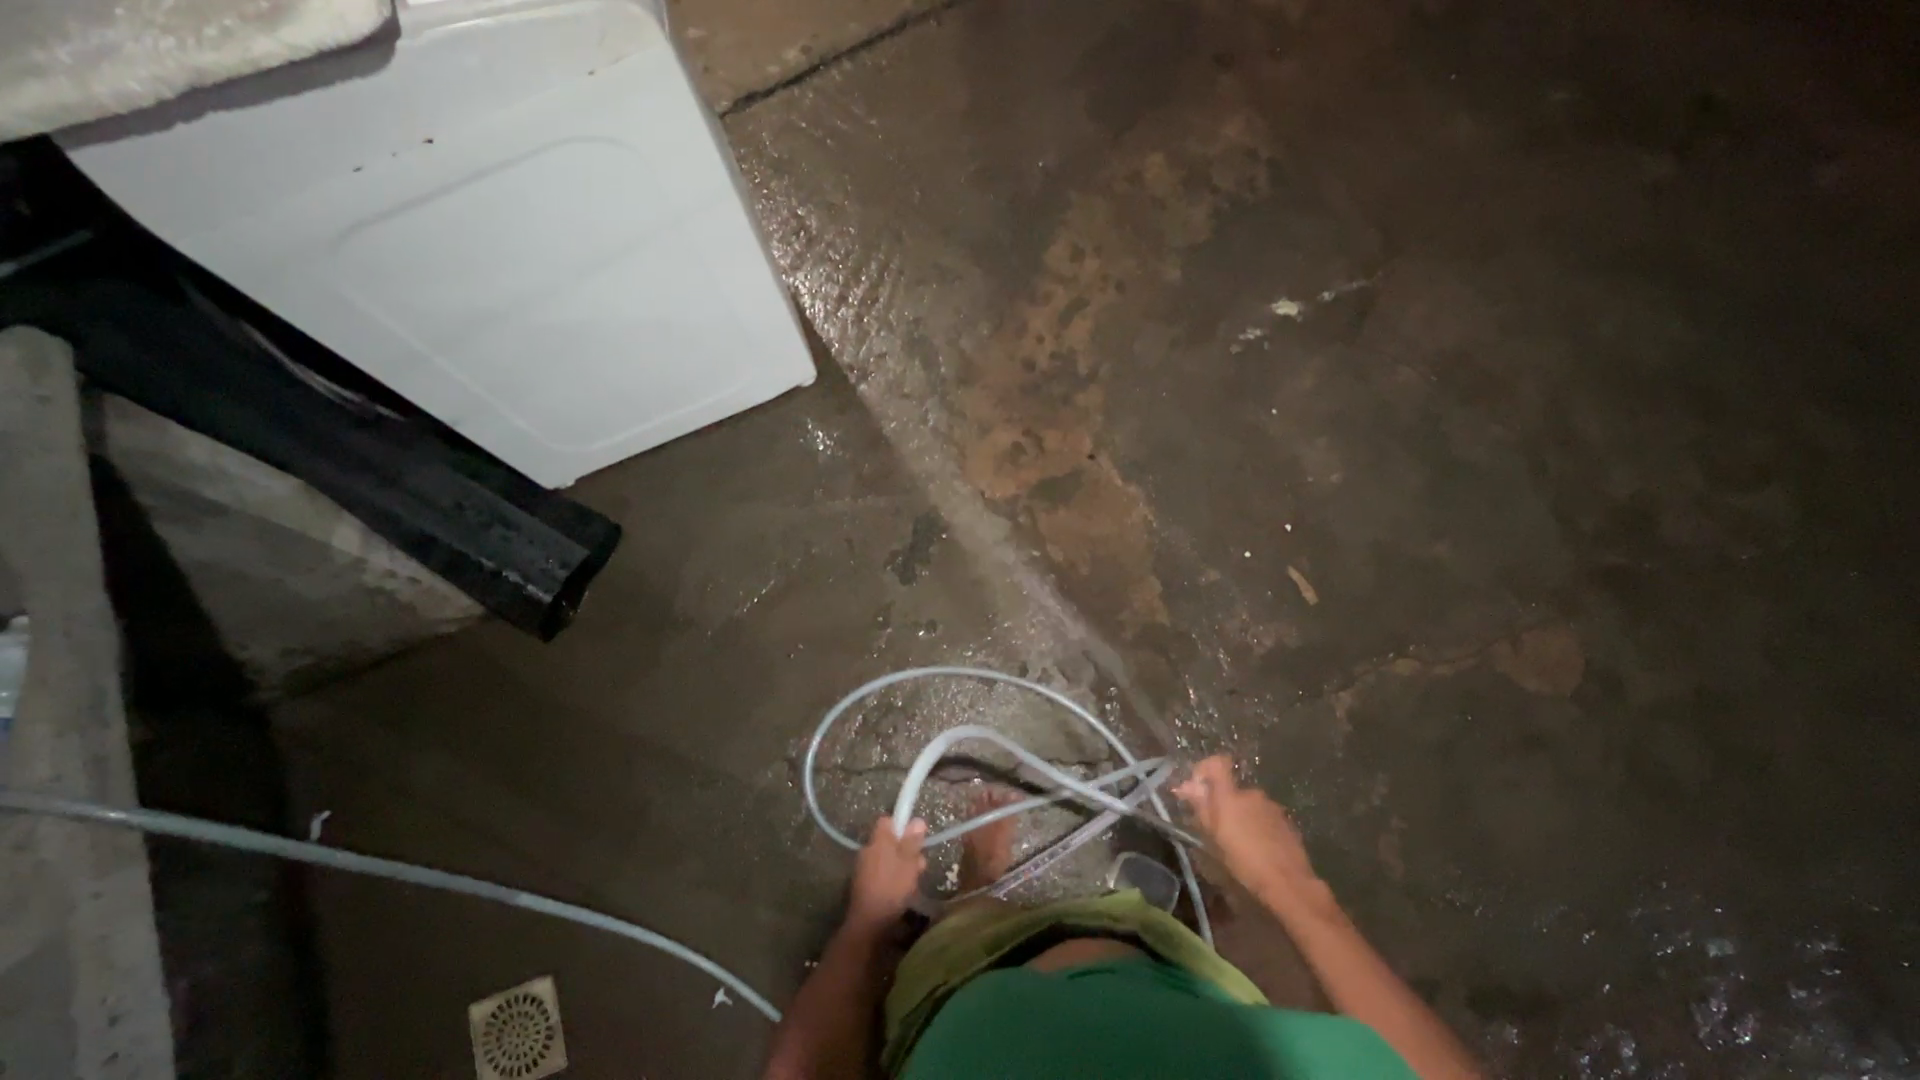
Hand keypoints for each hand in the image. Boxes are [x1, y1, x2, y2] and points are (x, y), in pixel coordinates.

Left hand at [847, 816, 926, 929]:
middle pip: (889, 841)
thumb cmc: (892, 887)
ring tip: (913, 881)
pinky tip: (901, 891)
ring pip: (887, 858)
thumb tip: (918, 820)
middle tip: (918, 864)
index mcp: (878, 840)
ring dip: (900, 866)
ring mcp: (863, 867)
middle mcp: (868, 850)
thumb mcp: (908, 862)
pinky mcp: (863, 883)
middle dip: (905, 850)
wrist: (869, 921)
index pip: (887, 821)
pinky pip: (881, 872)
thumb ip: (912, 841)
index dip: (901, 826)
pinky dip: (892, 878)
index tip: (914, 837)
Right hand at [1174, 755, 1318, 895]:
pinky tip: (1258, 848)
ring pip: (1249, 804)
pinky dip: (1257, 825)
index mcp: (1230, 797)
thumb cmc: (1244, 862)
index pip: (1217, 764)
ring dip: (1241, 816)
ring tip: (1240, 843)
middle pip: (1232, 790)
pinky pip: (1264, 815)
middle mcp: (1252, 794)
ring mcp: (1271, 806)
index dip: (1206, 769)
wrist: (1289, 882)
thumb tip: (1185, 786)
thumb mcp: (1215, 839)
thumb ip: (1201, 808)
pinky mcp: (1286, 820)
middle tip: (1218, 830)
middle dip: (1223, 804)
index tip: (1198, 789)